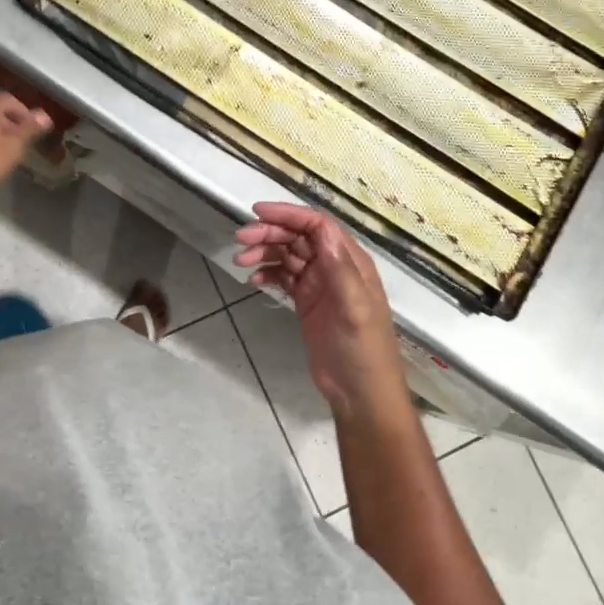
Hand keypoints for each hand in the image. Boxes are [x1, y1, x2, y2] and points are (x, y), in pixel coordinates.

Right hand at [234, 202, 405, 412]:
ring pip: (288, 255)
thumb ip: (339, 269)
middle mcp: (335, 267)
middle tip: (240, 239)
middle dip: (270, 233)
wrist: (359, 392)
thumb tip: (321, 229)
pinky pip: (284, 277)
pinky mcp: (306, 302)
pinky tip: (254, 280)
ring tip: (240, 260)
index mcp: (351, 262)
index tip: (257, 213)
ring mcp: (319, 284)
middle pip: (299, 237)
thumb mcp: (354, 309)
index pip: (318, 225)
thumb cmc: (363, 350)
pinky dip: (268, 273)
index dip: (289, 214)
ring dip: (265, 252)